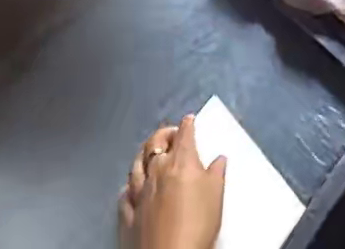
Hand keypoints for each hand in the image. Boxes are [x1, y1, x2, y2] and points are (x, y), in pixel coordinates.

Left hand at [120, 115, 225, 248]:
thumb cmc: (197, 224)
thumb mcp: (216, 195)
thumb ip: (217, 173)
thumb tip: (219, 158)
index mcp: (181, 160)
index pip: (184, 133)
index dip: (188, 124)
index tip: (190, 120)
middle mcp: (157, 170)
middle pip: (155, 142)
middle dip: (164, 133)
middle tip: (172, 133)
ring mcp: (139, 192)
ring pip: (136, 165)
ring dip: (143, 155)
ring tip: (150, 153)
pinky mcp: (128, 215)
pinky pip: (125, 194)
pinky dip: (129, 186)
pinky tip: (131, 187)